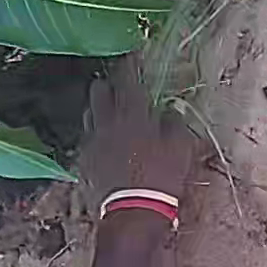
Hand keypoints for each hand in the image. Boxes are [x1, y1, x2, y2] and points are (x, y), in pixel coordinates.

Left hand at [79, 57, 195, 206]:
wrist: (134, 212)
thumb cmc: (161, 177)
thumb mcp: (180, 148)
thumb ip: (175, 123)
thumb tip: (171, 111)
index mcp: (131, 113)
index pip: (126, 77)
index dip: (130, 62)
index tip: (133, 54)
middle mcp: (106, 120)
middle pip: (99, 89)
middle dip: (109, 84)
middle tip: (121, 88)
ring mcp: (93, 140)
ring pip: (90, 112)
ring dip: (100, 108)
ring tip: (113, 113)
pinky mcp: (86, 159)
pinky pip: (88, 137)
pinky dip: (97, 133)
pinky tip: (106, 140)